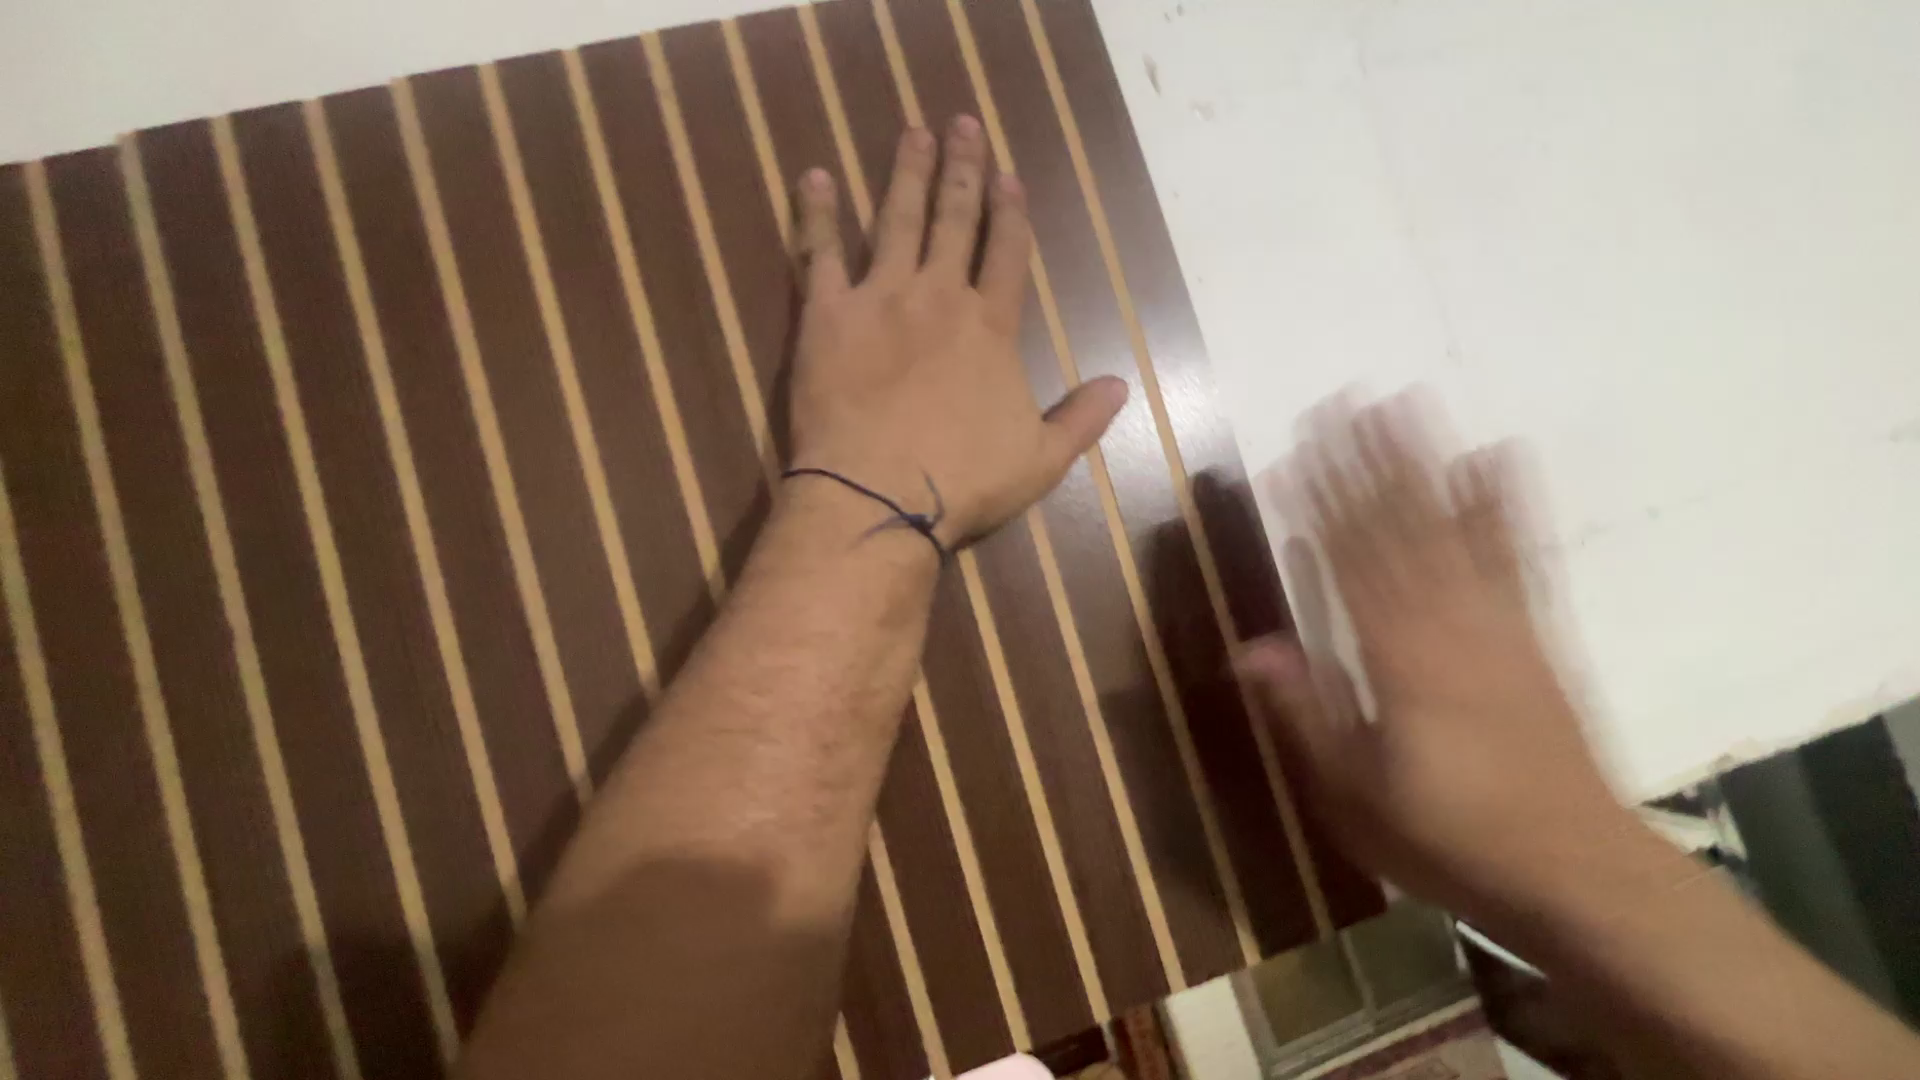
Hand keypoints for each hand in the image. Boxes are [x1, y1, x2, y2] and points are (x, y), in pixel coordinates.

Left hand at [784, 117, 1128, 548]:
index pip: (1007, 254)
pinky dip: (818, 214)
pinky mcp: (826, 315)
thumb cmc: (963, 482)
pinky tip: (817, 178)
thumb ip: (1081, 420)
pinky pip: (820, 253)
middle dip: (963, 173)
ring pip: (897, 221)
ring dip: (907, 175)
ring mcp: (880, 299)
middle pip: (955, 222)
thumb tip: (1122, 384)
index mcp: (991, 328)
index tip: (1009, 177)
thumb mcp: (1041, 461)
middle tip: (964, 126)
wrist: (879, 495)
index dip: (1010, 214)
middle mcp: (939, 297)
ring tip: (914, 133)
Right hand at [1237, 395, 1638, 928]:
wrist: (1577, 873)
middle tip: (1342, 400)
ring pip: (1454, 527)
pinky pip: (1519, 557)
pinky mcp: (1538, 635)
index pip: (1349, 562)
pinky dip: (1506, 504)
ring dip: (1425, 461)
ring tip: (1404, 404)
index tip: (1292, 451)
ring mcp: (1502, 623)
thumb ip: (1305, 712)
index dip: (1318, 503)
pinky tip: (1496, 458)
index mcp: (1400, 659)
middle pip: (1400, 527)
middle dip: (1366, 460)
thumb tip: (1248, 646)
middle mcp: (1450, 624)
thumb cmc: (1447, 836)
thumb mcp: (1354, 791)